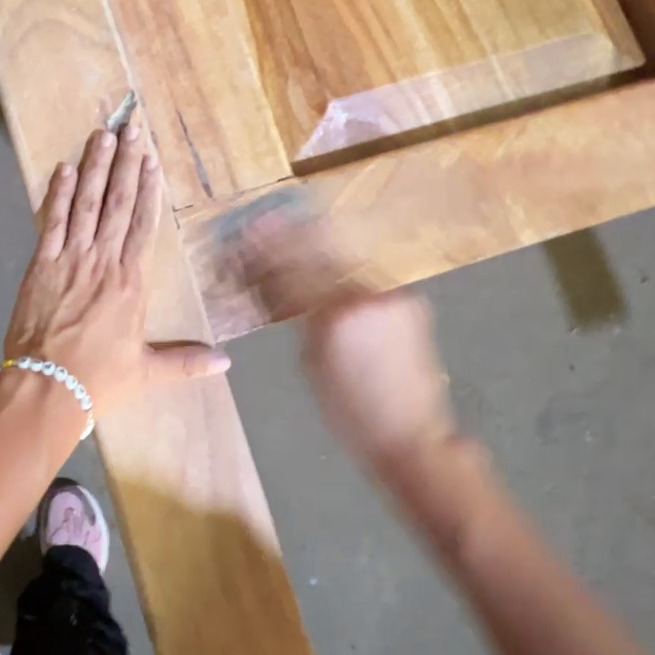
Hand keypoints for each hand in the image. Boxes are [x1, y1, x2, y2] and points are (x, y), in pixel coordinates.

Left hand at [4, 123, 230, 413]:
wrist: (48, 387)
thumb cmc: (99, 379)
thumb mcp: (147, 371)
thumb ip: (186, 362)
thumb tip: (226, 363)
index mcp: (131, 281)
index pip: (143, 224)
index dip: (148, 189)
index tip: (151, 160)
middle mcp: (103, 260)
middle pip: (117, 203)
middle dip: (125, 164)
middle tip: (131, 129)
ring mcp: (70, 258)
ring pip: (86, 204)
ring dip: (95, 168)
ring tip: (102, 136)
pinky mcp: (40, 264)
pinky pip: (50, 221)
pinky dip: (57, 194)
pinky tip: (63, 169)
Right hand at [242, 213, 454, 467]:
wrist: (411, 434)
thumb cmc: (349, 412)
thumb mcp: (309, 363)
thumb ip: (294, 317)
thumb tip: (273, 286)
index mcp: (333, 317)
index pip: (289, 272)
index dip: (262, 251)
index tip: (243, 234)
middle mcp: (364, 297)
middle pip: (315, 252)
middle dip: (285, 235)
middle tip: (260, 221)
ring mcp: (390, 295)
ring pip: (341, 260)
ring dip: (312, 246)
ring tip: (287, 231)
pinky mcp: (407, 299)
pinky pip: (362, 277)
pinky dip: (339, 270)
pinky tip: (323, 264)